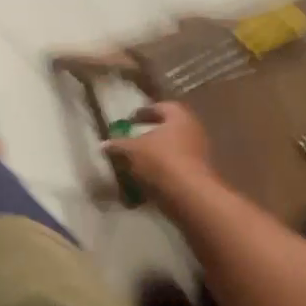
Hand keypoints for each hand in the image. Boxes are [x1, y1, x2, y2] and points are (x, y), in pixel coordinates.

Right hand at [103, 102, 217, 204]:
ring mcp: (200, 155)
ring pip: (172, 151)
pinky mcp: (200, 176)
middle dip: (149, 136)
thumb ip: (118, 145)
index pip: (160, 107)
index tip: (129, 121)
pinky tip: (146, 183)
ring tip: (136, 166)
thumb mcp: (131, 150)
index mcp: (180, 117)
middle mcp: (194, 131)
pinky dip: (162, 174)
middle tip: (132, 142)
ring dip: (155, 157)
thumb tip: (104, 144)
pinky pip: (177, 170)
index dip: (143, 113)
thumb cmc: (162, 161)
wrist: (191, 197)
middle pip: (168, 130)